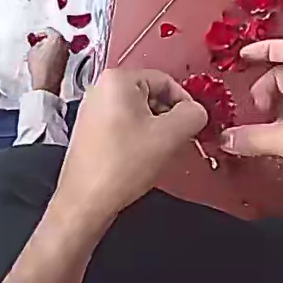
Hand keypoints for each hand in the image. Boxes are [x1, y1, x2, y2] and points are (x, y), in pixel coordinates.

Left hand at [51, 68, 207, 226]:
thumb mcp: (170, 136)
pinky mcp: (90, 130)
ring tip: (158, 152)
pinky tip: (141, 158)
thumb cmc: (123, 164)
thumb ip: (193, 115)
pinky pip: (124, 124)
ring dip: (155, 130)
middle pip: (152, 95)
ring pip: (140, 112)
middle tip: (177, 140)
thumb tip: (197, 112)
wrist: (85, 202)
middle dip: (169, 117)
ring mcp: (93, 109)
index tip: (192, 126)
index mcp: (118, 80)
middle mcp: (101, 88)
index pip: (166, 82)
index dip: (185, 103)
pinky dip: (139, 137)